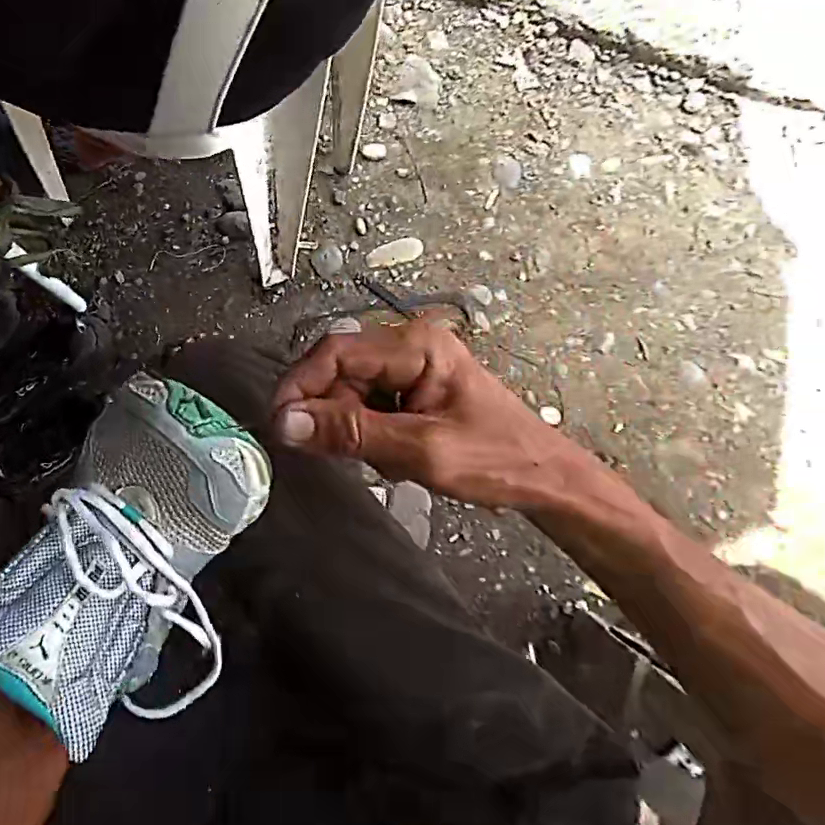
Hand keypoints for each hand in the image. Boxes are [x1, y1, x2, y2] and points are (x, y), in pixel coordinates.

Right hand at [270, 319, 589, 508]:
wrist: (544, 478)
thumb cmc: (498, 460)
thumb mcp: (419, 450)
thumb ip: (349, 433)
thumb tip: (287, 423)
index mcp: (417, 346)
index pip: (335, 352)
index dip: (299, 386)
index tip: (280, 425)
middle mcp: (408, 347)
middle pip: (336, 370)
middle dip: (327, 413)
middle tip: (331, 452)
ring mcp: (408, 368)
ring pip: (345, 391)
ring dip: (348, 428)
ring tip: (382, 458)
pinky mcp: (407, 390)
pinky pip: (362, 405)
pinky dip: (362, 433)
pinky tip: (390, 455)